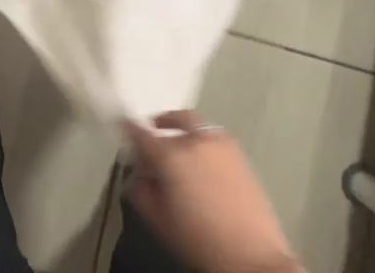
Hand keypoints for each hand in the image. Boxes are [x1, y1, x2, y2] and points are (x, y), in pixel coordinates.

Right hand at [122, 111, 298, 272]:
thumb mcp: (159, 221)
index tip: (122, 125)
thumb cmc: (199, 240)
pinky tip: (201, 162)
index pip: (142, 133)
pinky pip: (215, 137)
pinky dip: (203, 140)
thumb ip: (141, 191)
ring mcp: (221, 145)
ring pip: (198, 125)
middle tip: (153, 130)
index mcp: (171, 156)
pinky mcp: (240, 155)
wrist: (251, 257)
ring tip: (179, 149)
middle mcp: (196, 141)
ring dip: (184, 130)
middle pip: (176, 118)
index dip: (128, 127)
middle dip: (162, 121)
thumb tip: (137, 174)